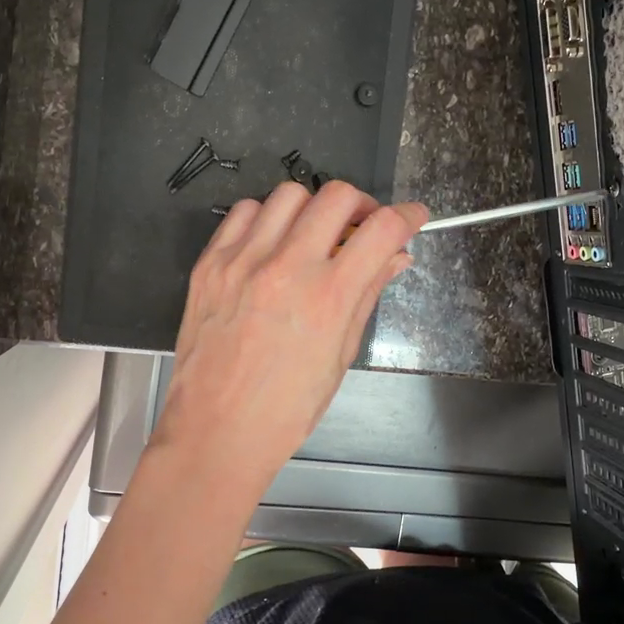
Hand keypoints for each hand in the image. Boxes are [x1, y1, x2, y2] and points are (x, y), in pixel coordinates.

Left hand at [151, 181, 427, 486]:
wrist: (217, 430)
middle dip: (363, 206)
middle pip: (338, 196)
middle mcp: (286, 268)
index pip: (383, 229)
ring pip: (290, 194)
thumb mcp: (340, 355)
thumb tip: (396, 258)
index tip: (413, 218)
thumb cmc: (286, 408)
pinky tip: (274, 244)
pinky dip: (268, 218)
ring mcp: (243, 261)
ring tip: (315, 237)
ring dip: (314, 209)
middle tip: (363, 230)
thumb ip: (367, 295)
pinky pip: (245, 212)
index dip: (408, 216)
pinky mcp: (211, 264)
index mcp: (327, 297)